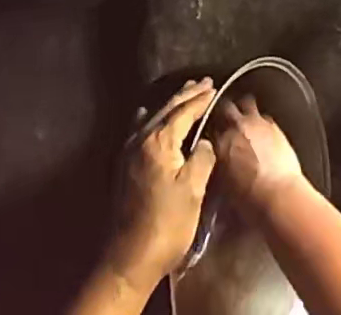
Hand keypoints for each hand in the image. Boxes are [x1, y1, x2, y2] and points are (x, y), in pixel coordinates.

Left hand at [107, 79, 218, 289]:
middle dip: (187, 94)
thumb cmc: (167, 223)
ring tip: (185, 93)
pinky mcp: (125, 164)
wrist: (130, 257)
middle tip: (203, 82)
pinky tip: (150, 115)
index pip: (184, 111)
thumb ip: (202, 157)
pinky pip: (141, 128)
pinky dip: (154, 117)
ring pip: (154, 116)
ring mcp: (130, 151)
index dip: (201, 99)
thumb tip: (204, 141)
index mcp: (159, 141)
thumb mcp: (193, 190)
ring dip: (171, 104)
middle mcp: (141, 138)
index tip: (215, 87)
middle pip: (167, 108)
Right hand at [212, 95, 303, 208]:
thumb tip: (218, 165)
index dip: (211, 129)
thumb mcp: (224, 186)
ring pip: (246, 102)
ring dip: (244, 108)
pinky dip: (261, 120)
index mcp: (220, 142)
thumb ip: (217, 168)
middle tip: (226, 118)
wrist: (279, 195)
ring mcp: (256, 122)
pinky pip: (264, 115)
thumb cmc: (250, 199)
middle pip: (226, 106)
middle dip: (224, 110)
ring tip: (245, 118)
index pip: (210, 126)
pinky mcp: (274, 125)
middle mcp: (236, 127)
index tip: (213, 133)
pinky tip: (263, 131)